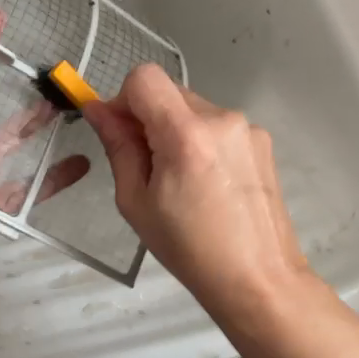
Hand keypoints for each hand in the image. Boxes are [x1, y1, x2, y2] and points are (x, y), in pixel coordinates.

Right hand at [82, 65, 311, 314]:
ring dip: (173, 129)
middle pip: (168, 91)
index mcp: (186, 134)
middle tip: (143, 163)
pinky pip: (215, 126)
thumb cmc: (188, 248)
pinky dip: (199, 141)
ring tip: (177, 180)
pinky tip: (204, 183)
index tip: (118, 132)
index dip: (122, 99)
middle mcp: (221, 119)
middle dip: (146, 116)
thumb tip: (97, 110)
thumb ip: (118, 146)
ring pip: (192, 108)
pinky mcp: (261, 142)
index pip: (144, 78)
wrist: (259, 279)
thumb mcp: (135, 201)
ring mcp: (247, 129)